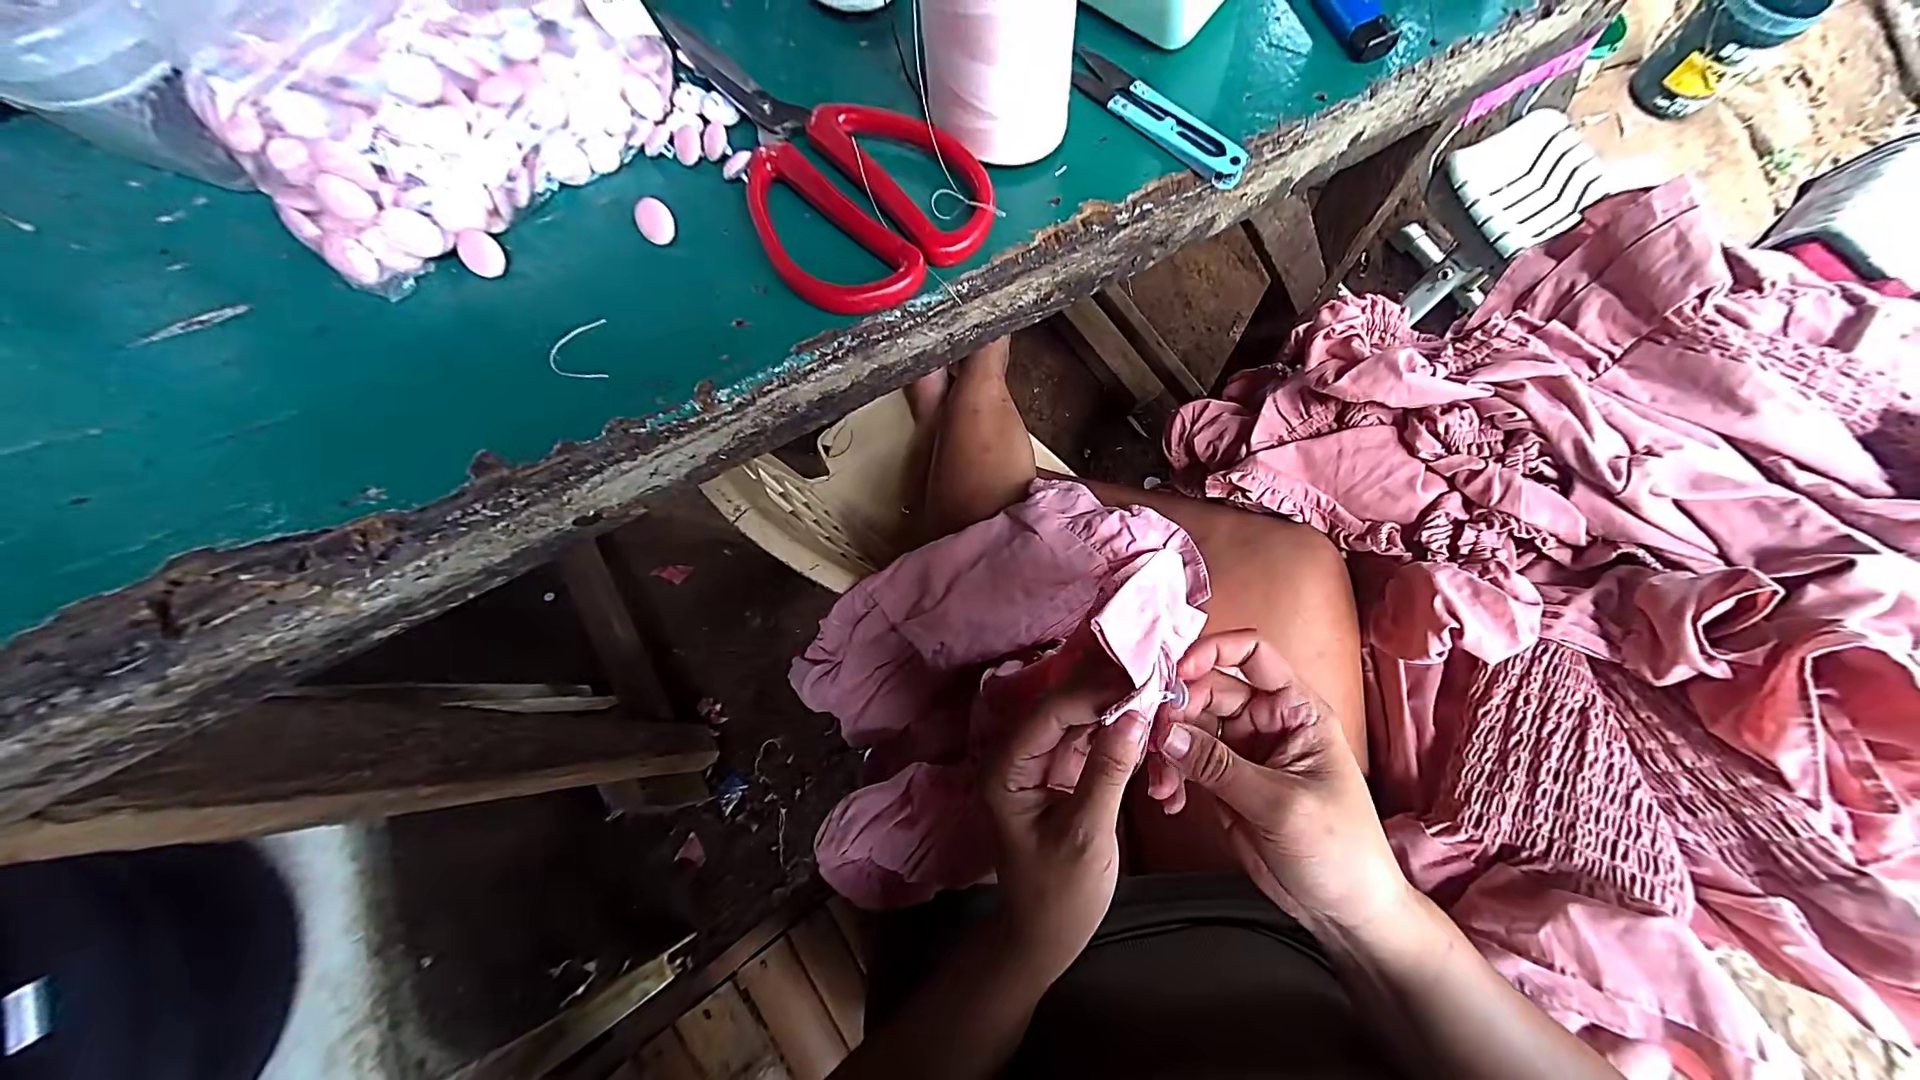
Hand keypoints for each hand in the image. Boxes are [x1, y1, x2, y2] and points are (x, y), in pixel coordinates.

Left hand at [984, 659, 1150, 984]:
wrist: (1045, 934)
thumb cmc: (1058, 894)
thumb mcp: (1086, 834)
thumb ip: (1108, 771)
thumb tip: (1134, 716)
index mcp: (1007, 768)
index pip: (1048, 715)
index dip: (1089, 692)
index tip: (1133, 676)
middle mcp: (1017, 756)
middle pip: (1059, 708)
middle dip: (1100, 689)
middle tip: (1146, 668)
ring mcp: (1039, 762)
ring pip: (1075, 718)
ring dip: (1110, 703)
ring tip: (1149, 682)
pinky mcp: (1060, 771)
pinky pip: (1086, 738)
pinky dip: (1112, 727)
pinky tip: (1139, 713)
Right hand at [1157, 630, 1412, 931]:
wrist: (1346, 913)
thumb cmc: (1341, 851)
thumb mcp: (1281, 804)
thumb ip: (1219, 766)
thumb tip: (1166, 732)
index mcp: (1295, 710)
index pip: (1252, 654)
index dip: (1212, 651)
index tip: (1177, 670)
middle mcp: (1264, 721)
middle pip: (1206, 689)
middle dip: (1175, 710)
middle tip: (1154, 737)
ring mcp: (1240, 749)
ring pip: (1187, 725)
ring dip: (1165, 747)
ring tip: (1161, 781)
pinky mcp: (1221, 777)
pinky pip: (1182, 759)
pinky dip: (1168, 773)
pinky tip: (1168, 797)